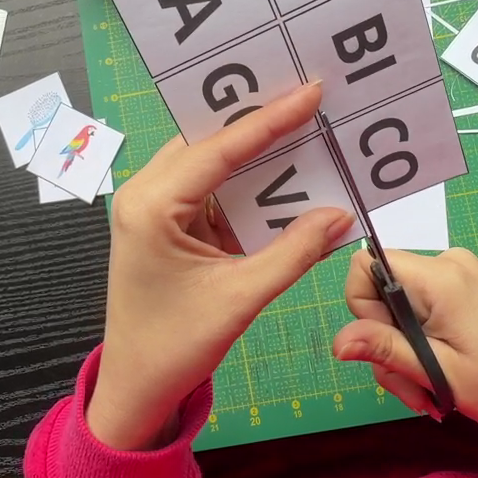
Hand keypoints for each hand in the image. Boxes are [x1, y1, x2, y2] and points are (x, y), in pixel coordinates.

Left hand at [89, 82, 354, 450]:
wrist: (135, 387)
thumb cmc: (176, 346)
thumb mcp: (241, 297)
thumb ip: (294, 251)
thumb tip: (341, 215)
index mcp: (152, 205)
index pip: (219, 149)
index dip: (269, 120)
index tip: (310, 91)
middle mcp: (145, 193)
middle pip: (208, 142)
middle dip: (257, 121)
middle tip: (306, 96)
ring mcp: (151, 206)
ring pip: (207, 161)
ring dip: (251, 150)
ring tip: (300, 125)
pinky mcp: (163, 221)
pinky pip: (207, 187)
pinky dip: (242, 181)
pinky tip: (279, 172)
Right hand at [332, 248, 477, 453]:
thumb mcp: (440, 374)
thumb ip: (385, 350)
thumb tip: (337, 341)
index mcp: (441, 277)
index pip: (367, 265)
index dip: (363, 306)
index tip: (388, 345)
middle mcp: (447, 263)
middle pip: (381, 290)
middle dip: (386, 343)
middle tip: (413, 389)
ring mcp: (458, 274)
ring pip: (398, 305)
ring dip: (403, 352)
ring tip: (429, 392)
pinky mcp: (464, 288)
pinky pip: (420, 307)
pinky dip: (421, 342)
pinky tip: (439, 375)